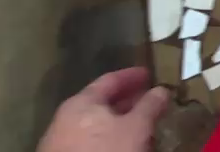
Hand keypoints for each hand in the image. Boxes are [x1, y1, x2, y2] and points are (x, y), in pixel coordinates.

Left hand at [38, 68, 169, 151]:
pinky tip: (122, 146)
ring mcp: (59, 145)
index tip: (149, 75)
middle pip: (100, 103)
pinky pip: (88, 143)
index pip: (110, 80)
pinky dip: (107, 139)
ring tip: (140, 126)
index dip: (132, 76)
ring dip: (118, 123)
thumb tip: (161, 91)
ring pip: (94, 126)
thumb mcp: (137, 127)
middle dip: (126, 102)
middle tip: (147, 101)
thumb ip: (150, 105)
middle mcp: (64, 121)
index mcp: (80, 104)